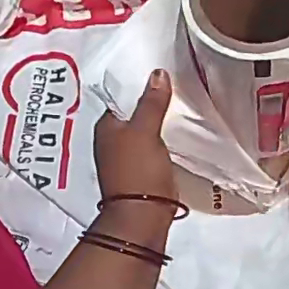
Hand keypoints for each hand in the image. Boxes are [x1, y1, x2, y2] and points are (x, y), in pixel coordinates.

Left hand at [93, 70, 175, 200]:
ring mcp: (127, 158)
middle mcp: (112, 141)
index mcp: (106, 127)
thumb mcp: (145, 131)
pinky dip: (165, 138)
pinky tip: (180, 130)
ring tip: (182, 102)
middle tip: (177, 83)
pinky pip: (155, 147)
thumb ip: (151, 102)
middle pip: (134, 114)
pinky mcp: (143, 171)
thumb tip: (158, 72)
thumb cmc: (138, 171)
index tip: (161, 71)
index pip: (121, 97)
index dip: (139, 84)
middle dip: (152, 101)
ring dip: (160, 121)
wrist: (143, 217)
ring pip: (145, 131)